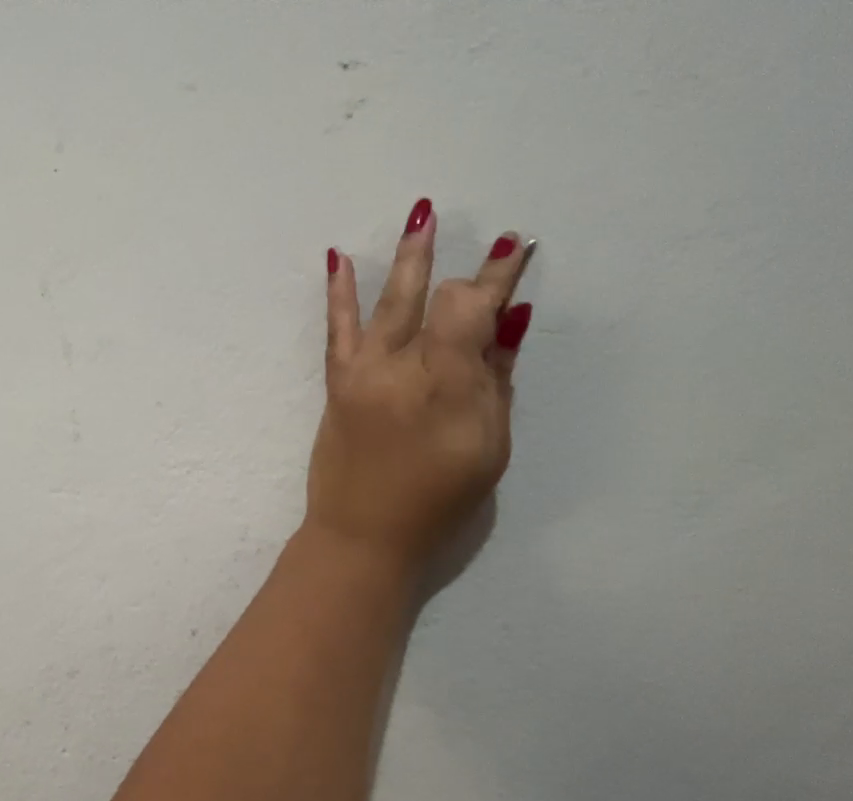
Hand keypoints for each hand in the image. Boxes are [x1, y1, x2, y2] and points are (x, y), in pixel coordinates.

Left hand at [303, 198, 533, 575]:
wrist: (361, 534)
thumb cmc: (437, 502)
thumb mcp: (488, 447)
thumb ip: (495, 381)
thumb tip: (508, 323)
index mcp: (446, 382)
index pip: (471, 308)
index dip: (496, 281)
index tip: (515, 255)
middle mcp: (401, 367)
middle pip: (435, 301)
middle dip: (468, 271)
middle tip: (494, 239)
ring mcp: (363, 373)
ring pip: (388, 303)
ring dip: (408, 257)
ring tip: (421, 214)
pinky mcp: (338, 384)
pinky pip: (337, 330)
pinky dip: (338, 292)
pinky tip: (337, 258)